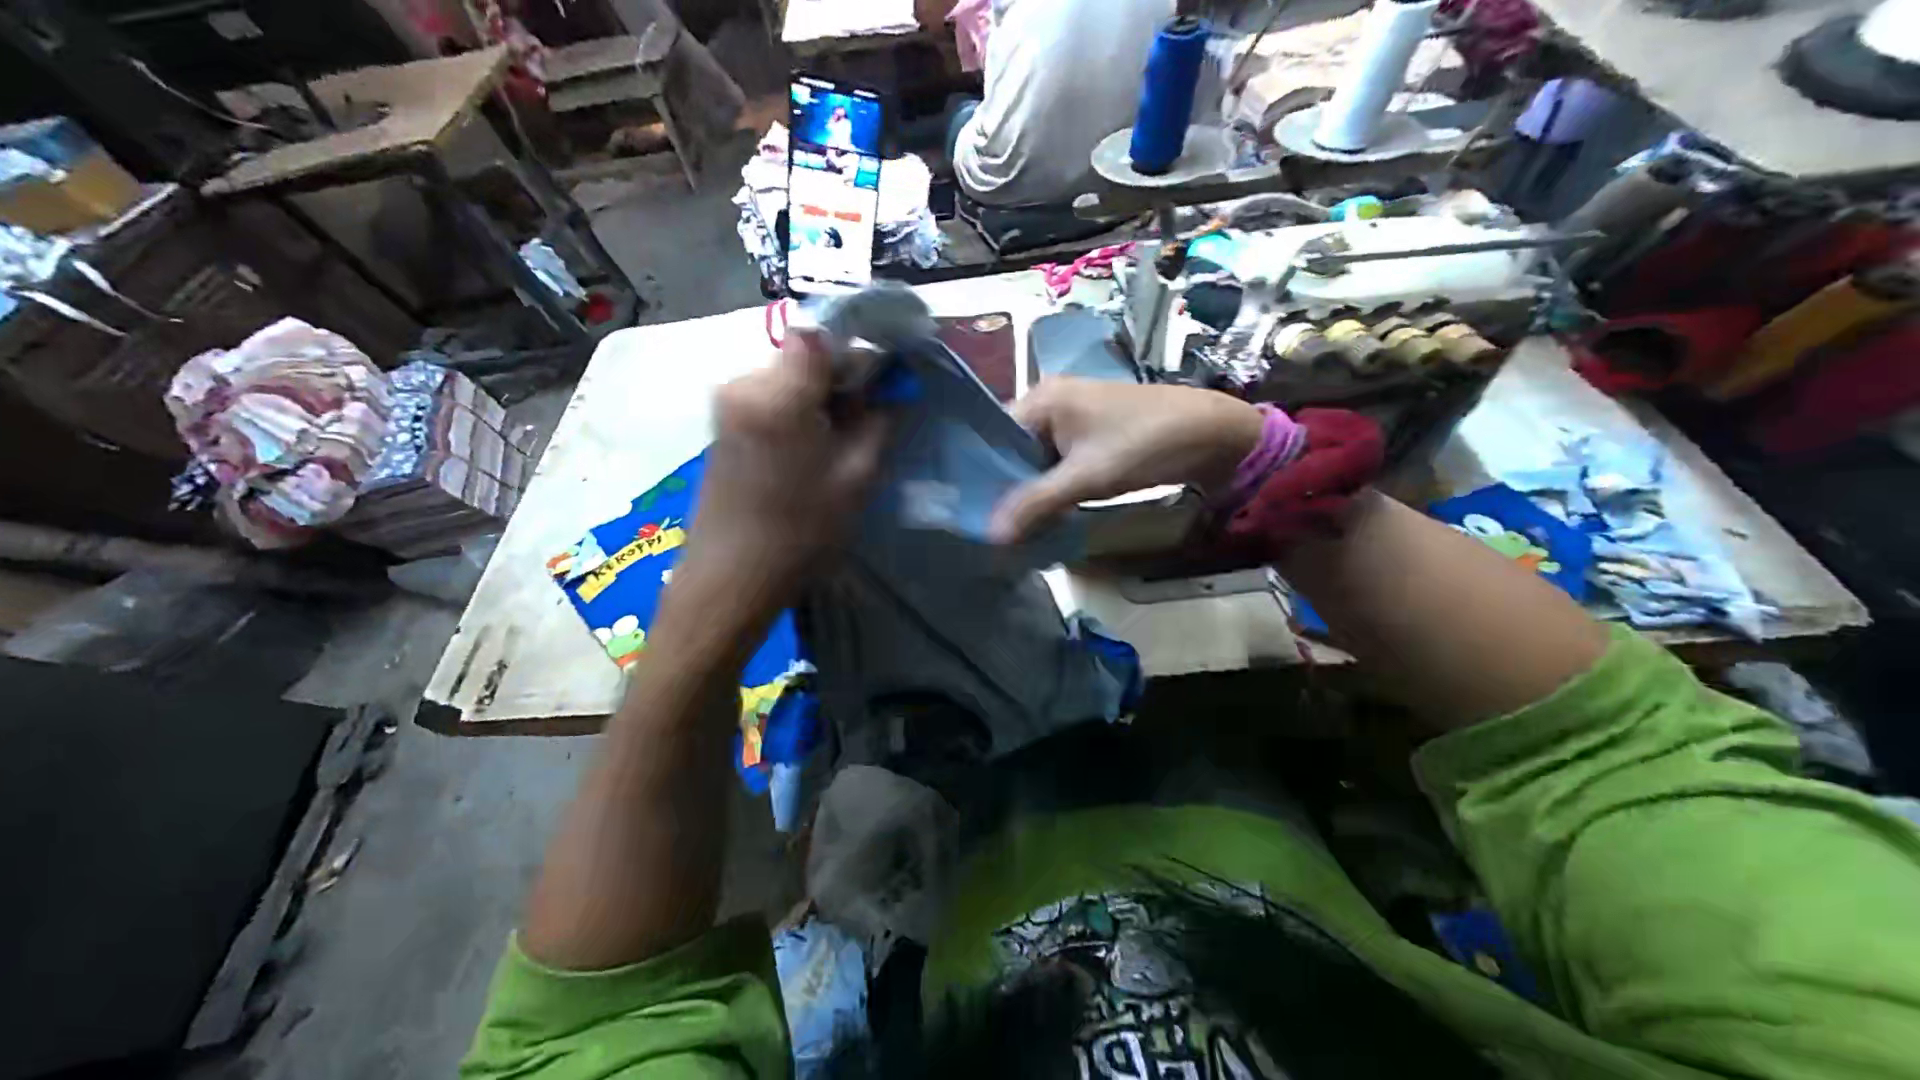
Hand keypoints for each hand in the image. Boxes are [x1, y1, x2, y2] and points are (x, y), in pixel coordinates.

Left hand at [664, 330, 888, 639]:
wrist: (730, 579)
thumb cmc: (799, 534)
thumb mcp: (856, 477)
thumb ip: (880, 419)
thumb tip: (897, 383)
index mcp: (777, 394)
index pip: (825, 337)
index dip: (860, 353)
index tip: (885, 383)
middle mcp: (743, 383)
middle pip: (806, 355)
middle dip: (842, 378)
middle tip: (868, 419)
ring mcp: (726, 402)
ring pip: (790, 376)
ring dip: (820, 396)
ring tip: (839, 442)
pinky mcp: (722, 422)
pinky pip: (770, 396)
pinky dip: (798, 409)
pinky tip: (810, 449)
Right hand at [989, 378, 1263, 543]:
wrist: (1214, 434)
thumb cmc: (1144, 443)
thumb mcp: (1086, 477)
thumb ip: (1036, 503)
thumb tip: (992, 535)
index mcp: (1042, 398)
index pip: (994, 436)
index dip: (982, 474)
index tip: (970, 510)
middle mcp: (1052, 401)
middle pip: (1014, 448)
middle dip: (1006, 485)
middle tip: (989, 524)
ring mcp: (1074, 417)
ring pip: (1037, 458)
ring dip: (1030, 488)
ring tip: (1010, 524)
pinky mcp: (1092, 434)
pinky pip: (1058, 461)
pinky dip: (1052, 485)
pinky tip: (1043, 512)